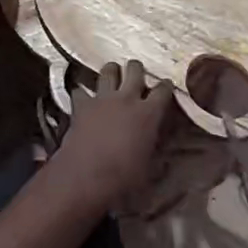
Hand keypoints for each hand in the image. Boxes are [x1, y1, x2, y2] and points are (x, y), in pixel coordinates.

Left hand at [55, 60, 175, 210]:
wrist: (86, 176)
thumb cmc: (124, 177)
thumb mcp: (149, 169)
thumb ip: (157, 155)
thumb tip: (167, 158)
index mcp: (148, 113)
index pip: (163, 89)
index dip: (166, 86)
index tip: (166, 87)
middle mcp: (127, 98)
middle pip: (135, 69)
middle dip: (137, 69)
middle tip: (136, 76)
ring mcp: (102, 98)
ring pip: (108, 70)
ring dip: (112, 72)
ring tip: (112, 77)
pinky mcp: (81, 105)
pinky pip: (80, 91)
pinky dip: (82, 94)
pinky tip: (84, 100)